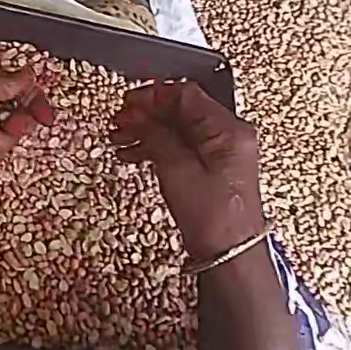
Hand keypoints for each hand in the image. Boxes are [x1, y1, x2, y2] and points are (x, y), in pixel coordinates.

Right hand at [111, 80, 265, 259]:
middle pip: (181, 110)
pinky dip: (156, 147)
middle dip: (146, 113)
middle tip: (118, 120)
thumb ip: (157, 136)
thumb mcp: (178, 170)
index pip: (186, 95)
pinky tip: (133, 154)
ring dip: (147, 130)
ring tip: (119, 138)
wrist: (231, 255)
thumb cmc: (212, 216)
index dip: (153, 95)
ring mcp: (221, 152)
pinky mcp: (212, 168)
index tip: (126, 102)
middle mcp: (228, 134)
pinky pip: (181, 146)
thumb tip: (138, 114)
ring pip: (178, 128)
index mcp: (227, 129)